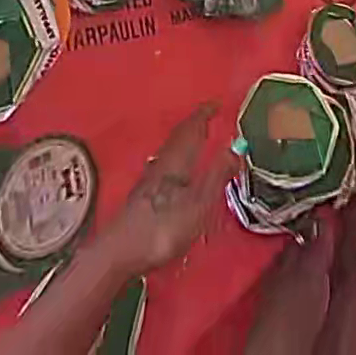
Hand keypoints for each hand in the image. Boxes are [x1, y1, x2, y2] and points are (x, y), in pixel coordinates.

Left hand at [94, 104, 239, 276]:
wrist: (120, 252)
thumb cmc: (164, 227)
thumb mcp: (199, 204)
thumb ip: (218, 175)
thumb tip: (235, 147)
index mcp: (178, 159)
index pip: (192, 128)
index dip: (204, 114)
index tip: (216, 104)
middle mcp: (163, 162)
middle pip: (180, 135)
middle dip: (195, 123)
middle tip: (209, 117)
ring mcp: (150, 178)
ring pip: (171, 148)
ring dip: (185, 139)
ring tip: (198, 139)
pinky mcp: (144, 194)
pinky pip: (167, 162)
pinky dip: (178, 155)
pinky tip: (179, 169)